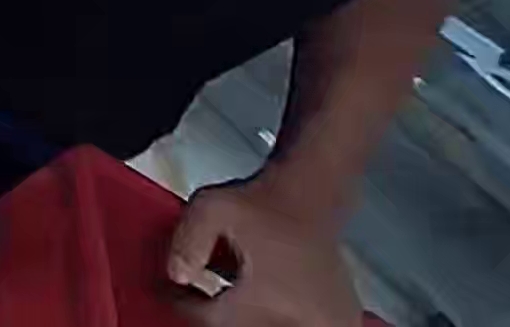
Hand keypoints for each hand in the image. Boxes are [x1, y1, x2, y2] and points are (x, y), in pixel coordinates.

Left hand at [167, 179, 360, 326]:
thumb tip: (177, 275)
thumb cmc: (259, 201)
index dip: (187, 308)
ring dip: (241, 318)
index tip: (169, 293)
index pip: (219, 321)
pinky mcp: (339, 324)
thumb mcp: (210, 207)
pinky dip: (268, 319)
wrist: (308, 196)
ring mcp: (326, 326)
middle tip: (194, 296)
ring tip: (219, 295)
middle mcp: (303, 321)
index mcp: (270, 298)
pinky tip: (253, 299)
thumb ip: (188, 240)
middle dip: (215, 316)